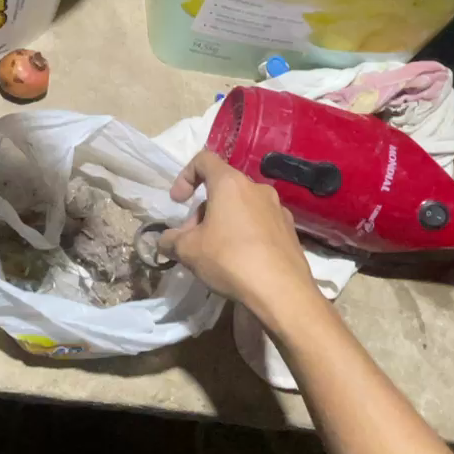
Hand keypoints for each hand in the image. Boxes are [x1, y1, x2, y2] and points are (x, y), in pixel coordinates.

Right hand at [159, 151, 322, 322]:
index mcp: (230, 184)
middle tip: (191, 239)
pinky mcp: (290, 231)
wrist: (282, 293)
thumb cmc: (230, 260)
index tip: (177, 202)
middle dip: (201, 211)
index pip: (204, 160)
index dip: (185, 176)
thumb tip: (164, 241)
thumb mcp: (188, 251)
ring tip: (213, 253)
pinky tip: (239, 261)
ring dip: (222, 222)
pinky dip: (244, 234)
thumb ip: (171, 241)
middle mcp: (257, 189)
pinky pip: (259, 223)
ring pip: (241, 207)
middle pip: (222, 188)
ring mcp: (277, 209)